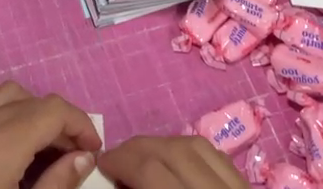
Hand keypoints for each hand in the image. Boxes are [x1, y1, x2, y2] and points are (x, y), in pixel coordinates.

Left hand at [0, 78, 103, 188]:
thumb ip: (57, 182)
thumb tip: (84, 157)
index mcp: (1, 146)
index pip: (52, 112)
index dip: (80, 124)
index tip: (94, 149)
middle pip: (33, 102)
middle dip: (61, 122)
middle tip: (76, 152)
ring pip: (7, 90)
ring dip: (32, 107)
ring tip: (44, 138)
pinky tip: (5, 113)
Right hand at [96, 137, 248, 188]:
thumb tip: (117, 178)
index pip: (152, 171)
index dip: (121, 161)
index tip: (102, 164)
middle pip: (175, 150)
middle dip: (139, 148)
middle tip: (117, 159)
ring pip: (199, 146)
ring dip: (164, 145)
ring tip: (143, 158)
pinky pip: (219, 158)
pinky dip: (194, 153)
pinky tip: (177, 162)